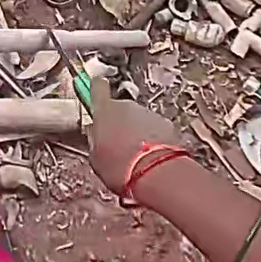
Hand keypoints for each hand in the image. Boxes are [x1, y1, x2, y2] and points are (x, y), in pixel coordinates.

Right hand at [86, 65, 183, 195]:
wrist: (156, 174)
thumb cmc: (120, 167)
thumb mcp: (96, 158)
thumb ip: (94, 140)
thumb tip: (94, 134)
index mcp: (105, 110)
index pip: (98, 88)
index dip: (96, 88)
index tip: (95, 87)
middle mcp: (127, 106)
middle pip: (120, 108)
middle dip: (118, 123)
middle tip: (116, 145)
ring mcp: (147, 113)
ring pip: (138, 119)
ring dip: (136, 132)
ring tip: (134, 156)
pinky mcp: (165, 123)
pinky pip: (154, 128)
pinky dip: (152, 139)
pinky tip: (149, 158)